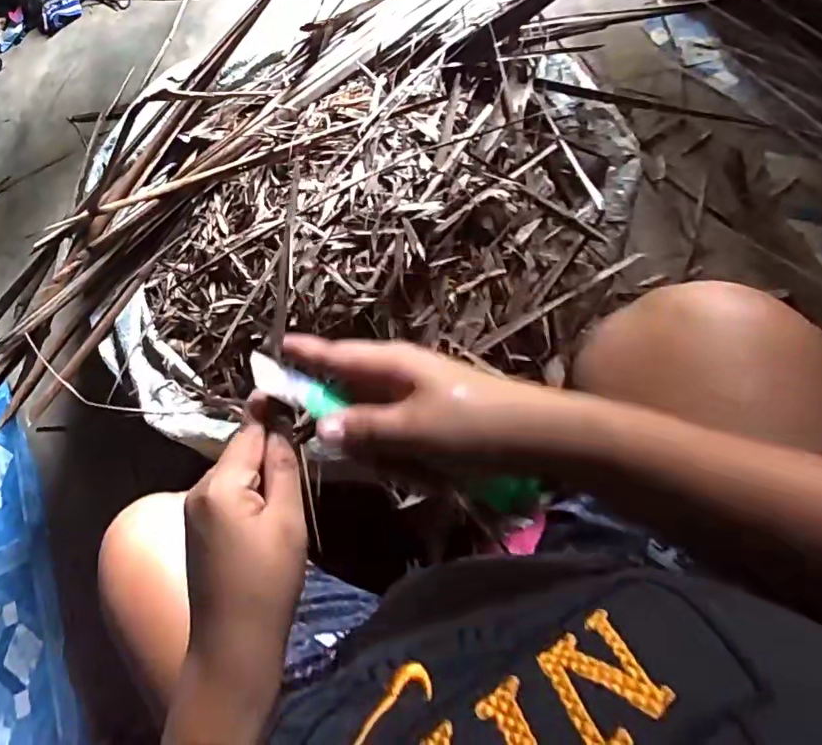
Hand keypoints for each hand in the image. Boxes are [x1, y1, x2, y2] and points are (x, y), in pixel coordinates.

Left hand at [167, 411, 306, 742]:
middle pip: (240, 452)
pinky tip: (266, 513)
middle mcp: (198, 487)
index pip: (248, 433)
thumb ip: (283, 468)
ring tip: (287, 487)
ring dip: (258, 472)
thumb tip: (281, 425)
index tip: (285, 390)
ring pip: (234, 472)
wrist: (232, 647)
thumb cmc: (268, 585)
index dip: (269, 412)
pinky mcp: (196, 525)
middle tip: (300, 445)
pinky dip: (247, 493)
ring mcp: (193, 507)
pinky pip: (225, 493)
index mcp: (219, 483)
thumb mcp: (287, 523)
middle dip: (267, 449)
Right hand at [281, 334, 597, 473]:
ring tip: (412, 471)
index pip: (335, 354)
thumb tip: (322, 426)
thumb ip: (365, 428)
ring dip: (380, 447)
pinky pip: (397, 433)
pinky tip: (426, 473)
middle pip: (349, 392)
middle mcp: (397, 373)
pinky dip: (401, 453)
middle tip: (355, 453)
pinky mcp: (431, 415)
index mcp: (390, 363)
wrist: (544, 436)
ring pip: (373, 418)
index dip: (305, 353)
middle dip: (347, 424)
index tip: (276, 348)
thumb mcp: (414, 429)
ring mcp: (415, 394)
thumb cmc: (474, 424)